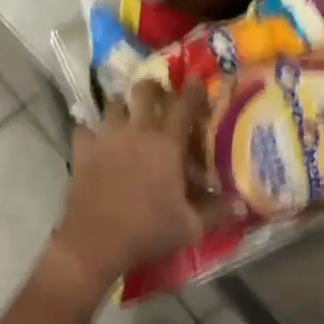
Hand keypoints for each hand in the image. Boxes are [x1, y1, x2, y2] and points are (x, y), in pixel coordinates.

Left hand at [50, 81, 206, 290]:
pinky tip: (96, 142)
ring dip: (123, 106)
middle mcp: (137, 132)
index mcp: (167, 145)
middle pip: (144, 91)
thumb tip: (241, 206)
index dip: (193, 90)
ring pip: (113, 104)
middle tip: (159, 96)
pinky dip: (91, 132)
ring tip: (128, 117)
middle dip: (153, 88)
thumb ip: (216, 212)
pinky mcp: (82, 151)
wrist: (96, 243)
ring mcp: (106, 138)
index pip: (184, 105)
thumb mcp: (189, 227)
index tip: (196, 80)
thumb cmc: (148, 232)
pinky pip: (84, 129)